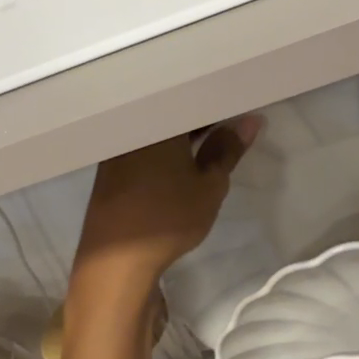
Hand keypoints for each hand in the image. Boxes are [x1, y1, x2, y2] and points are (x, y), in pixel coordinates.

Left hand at [74, 116, 261, 287]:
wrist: (116, 260)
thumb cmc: (168, 217)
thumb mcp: (209, 186)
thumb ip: (228, 150)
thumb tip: (249, 120)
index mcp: (157, 123)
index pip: (192, 99)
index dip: (217, 102)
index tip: (239, 106)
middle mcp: (133, 128)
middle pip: (171, 112)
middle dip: (200, 117)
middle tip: (229, 126)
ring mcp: (117, 149)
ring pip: (156, 130)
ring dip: (181, 134)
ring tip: (209, 143)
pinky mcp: (109, 170)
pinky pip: (142, 146)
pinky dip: (163, 148)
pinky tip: (179, 160)